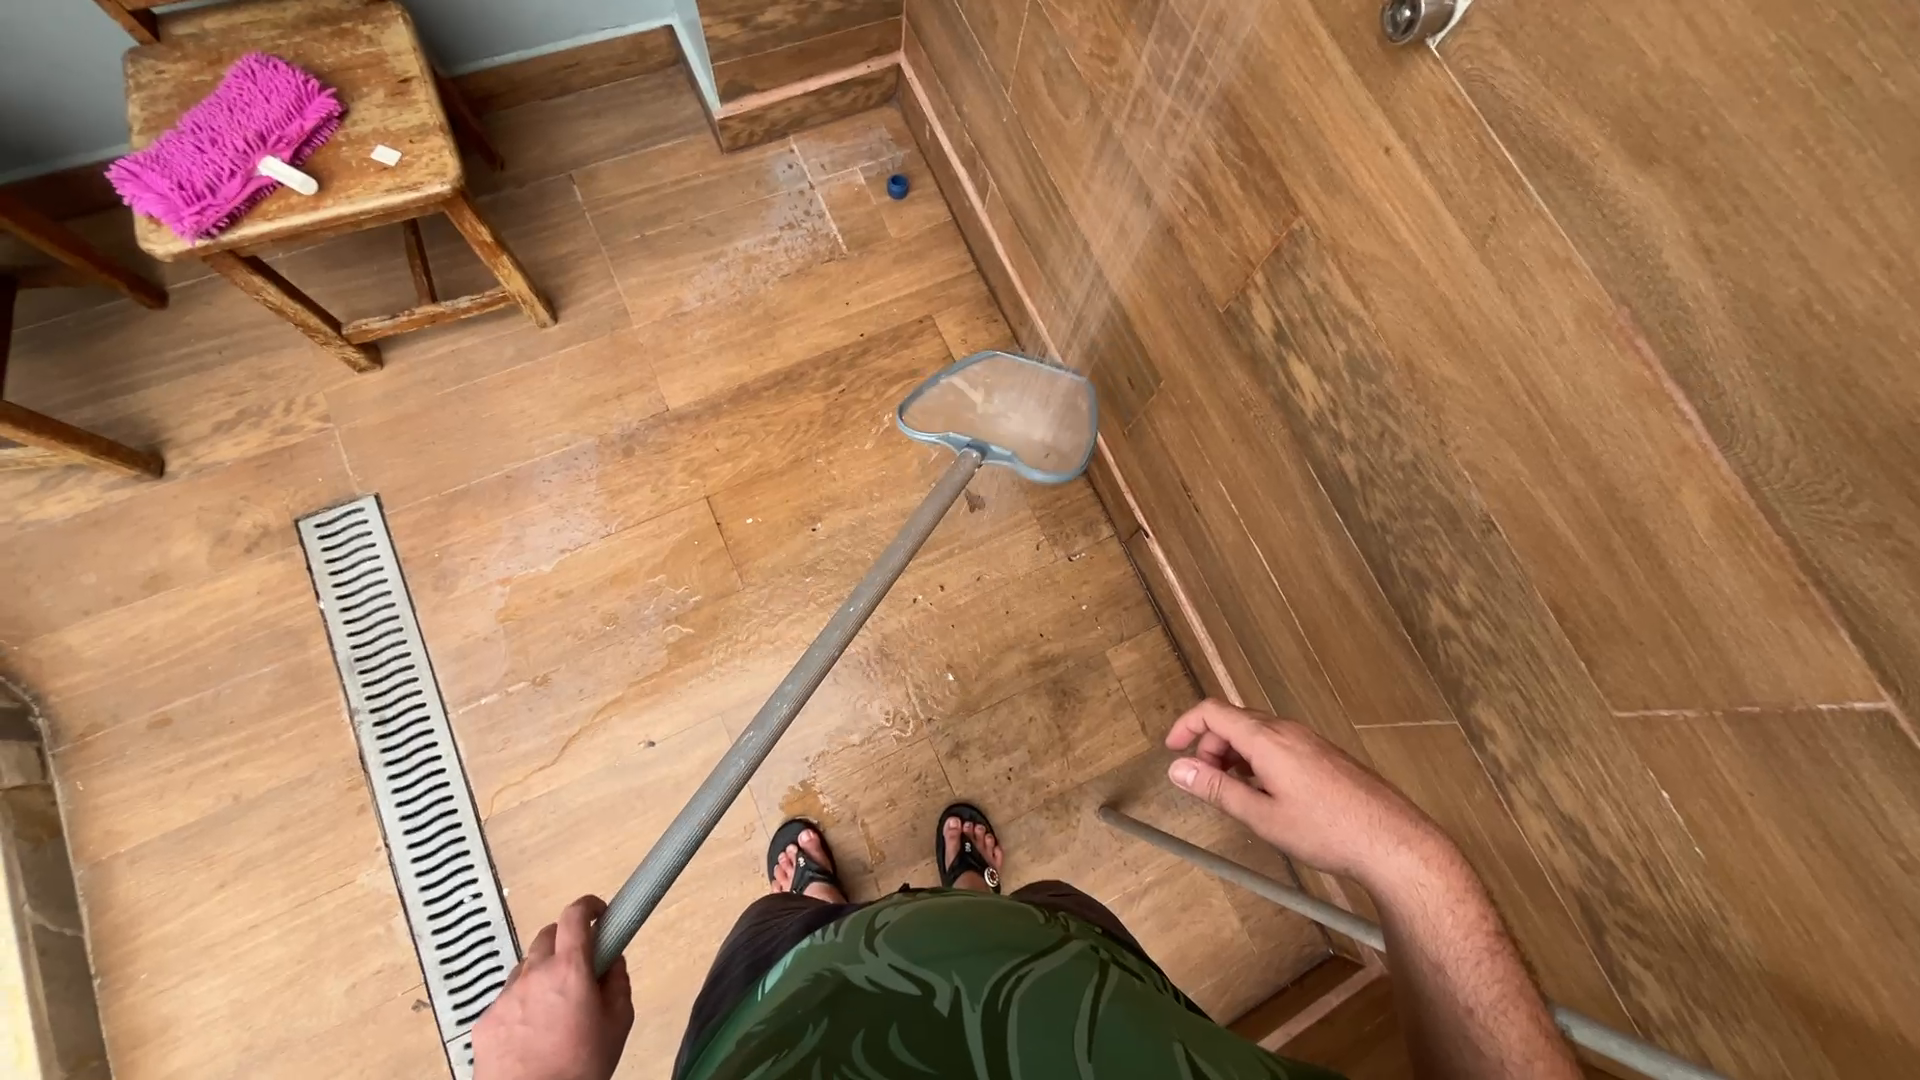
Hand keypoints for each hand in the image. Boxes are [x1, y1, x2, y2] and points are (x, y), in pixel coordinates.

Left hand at [473, 895, 633, 1079]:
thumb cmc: (583, 1066)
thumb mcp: (618, 1022)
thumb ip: (618, 982)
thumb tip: (611, 961)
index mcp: (570, 968)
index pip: (575, 915)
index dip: (589, 906)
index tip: (600, 913)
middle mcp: (533, 974)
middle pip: (548, 936)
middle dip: (566, 940)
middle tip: (579, 964)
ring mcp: (504, 998)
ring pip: (525, 968)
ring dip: (542, 972)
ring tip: (553, 1006)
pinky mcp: (483, 1023)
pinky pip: (507, 999)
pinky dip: (522, 1003)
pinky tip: (530, 1033)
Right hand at [1165, 700, 1443, 885]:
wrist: (1397, 842)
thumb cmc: (1326, 831)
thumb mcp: (1261, 816)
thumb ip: (1216, 788)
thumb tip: (1177, 769)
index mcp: (1267, 739)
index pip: (1213, 712)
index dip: (1186, 726)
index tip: (1172, 750)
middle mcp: (1287, 730)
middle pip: (1234, 719)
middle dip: (1209, 745)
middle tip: (1204, 782)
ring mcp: (1309, 740)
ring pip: (1257, 732)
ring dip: (1234, 753)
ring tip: (1234, 792)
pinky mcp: (1325, 754)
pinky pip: (1279, 743)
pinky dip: (1257, 758)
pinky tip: (1266, 792)